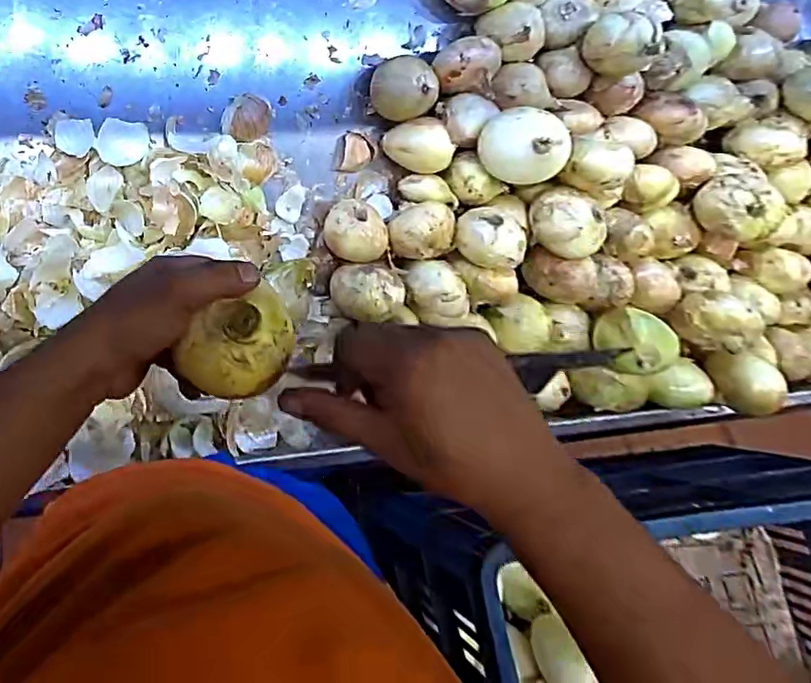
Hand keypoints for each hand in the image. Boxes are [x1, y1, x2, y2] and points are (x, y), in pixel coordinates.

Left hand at [53, 255, 260, 399]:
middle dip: (228, 317)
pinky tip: (201, 387)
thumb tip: (255, 272)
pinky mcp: (151, 348)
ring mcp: (155, 320)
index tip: (262, 302)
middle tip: (253, 337)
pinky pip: (181, 355)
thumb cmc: (140, 320)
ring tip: (235, 365)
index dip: (237, 281)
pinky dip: (192, 369)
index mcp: (170, 270)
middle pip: (206, 300)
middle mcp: (163, 290)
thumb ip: (218, 280)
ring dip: (212, 347)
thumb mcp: (182, 293)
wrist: (96, 362)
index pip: (212, 268)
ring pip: (195, 330)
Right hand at [278, 321, 575, 515]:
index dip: (344, 371)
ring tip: (420, 400)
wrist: (527, 476)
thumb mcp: (383, 441)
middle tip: (388, 404)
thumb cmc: (447, 464)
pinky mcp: (481, 339)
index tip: (360, 401)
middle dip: (371, 364)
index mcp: (401, 360)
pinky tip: (448, 391)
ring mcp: (458, 334)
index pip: (348, 343)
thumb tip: (283, 397)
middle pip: (376, 336)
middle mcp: (428, 335)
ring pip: (406, 336)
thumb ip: (331, 413)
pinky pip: (437, 337)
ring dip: (399, 359)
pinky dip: (430, 356)